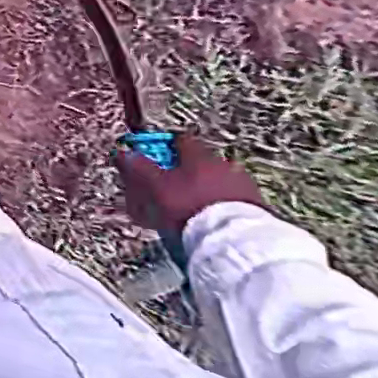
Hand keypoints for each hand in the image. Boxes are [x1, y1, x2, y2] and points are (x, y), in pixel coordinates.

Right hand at [114, 135, 263, 234]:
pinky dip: (212, 204)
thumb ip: (137, 166)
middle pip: (197, 161)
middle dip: (180, 170)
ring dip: (197, 188)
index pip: (179, 140)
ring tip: (180, 205)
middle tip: (162, 182)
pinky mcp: (254, 208)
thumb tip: (123, 153)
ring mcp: (243, 187)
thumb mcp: (153, 184)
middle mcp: (225, 166)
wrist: (232, 238)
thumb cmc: (191, 206)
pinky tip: (200, 217)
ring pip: (213, 181)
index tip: (150, 153)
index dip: (162, 144)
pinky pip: (226, 200)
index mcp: (199, 155)